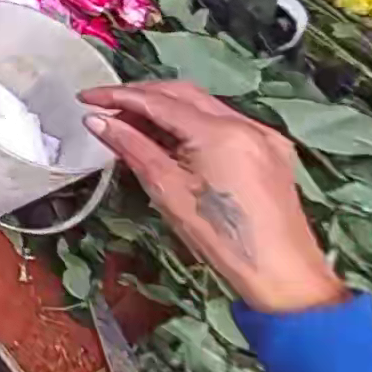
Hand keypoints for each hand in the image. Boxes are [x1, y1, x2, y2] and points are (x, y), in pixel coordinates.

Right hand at [79, 82, 345, 313]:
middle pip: (180, 92)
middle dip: (140, 95)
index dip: (117, 96)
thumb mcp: (166, 190)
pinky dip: (189, 121)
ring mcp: (261, 134)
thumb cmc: (220, 238)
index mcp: (219, 133)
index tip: (86, 97)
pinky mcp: (270, 148)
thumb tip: (96, 121)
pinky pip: (221, 120)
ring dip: (164, 106)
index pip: (157, 101)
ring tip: (130, 121)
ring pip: (202, 104)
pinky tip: (168, 136)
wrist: (285, 278)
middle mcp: (244, 123)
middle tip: (105, 107)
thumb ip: (131, 147)